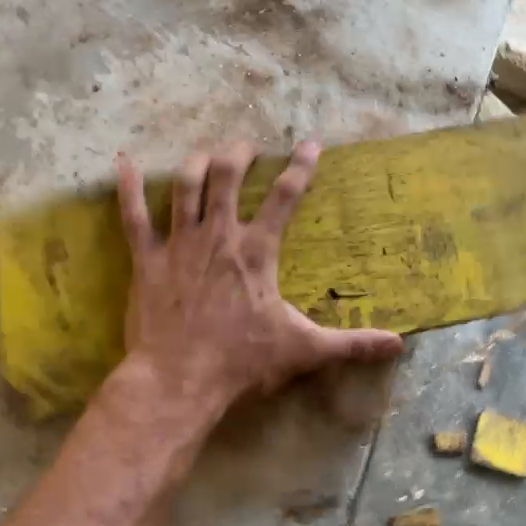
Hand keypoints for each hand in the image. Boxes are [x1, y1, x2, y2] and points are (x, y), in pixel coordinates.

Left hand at [114, 140, 404, 418]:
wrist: (178, 380)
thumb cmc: (241, 362)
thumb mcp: (303, 351)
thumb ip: (351, 343)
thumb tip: (399, 344)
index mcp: (256, 251)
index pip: (284, 197)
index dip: (301, 167)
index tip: (311, 145)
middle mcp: (218, 236)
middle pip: (226, 175)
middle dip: (237, 154)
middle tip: (246, 149)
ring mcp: (179, 244)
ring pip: (185, 186)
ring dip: (196, 163)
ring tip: (206, 154)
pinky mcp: (147, 260)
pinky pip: (134, 216)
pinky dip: (129, 187)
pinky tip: (126, 162)